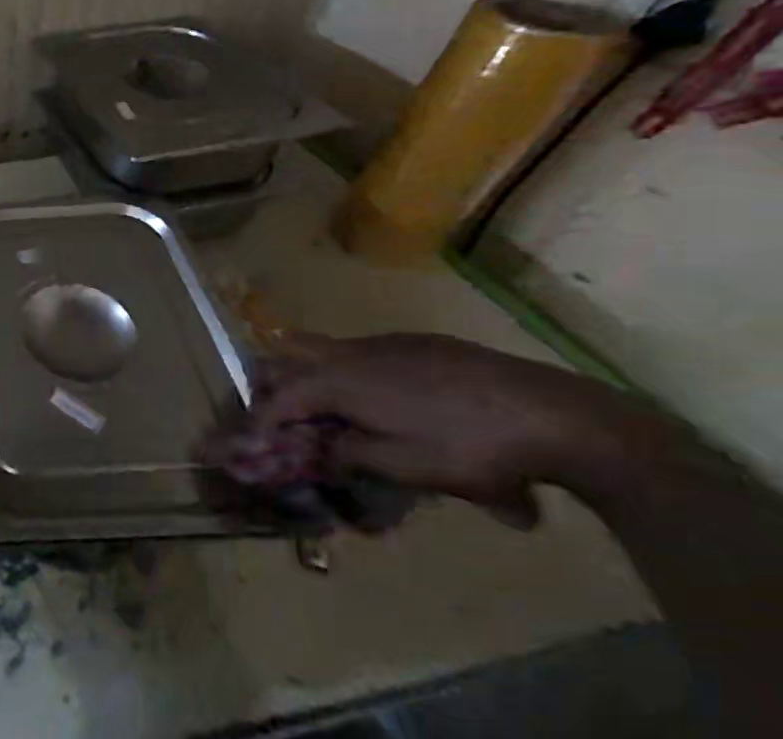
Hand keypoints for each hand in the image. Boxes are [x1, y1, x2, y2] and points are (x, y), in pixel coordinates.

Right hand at [243, 332, 665, 524]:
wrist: (558, 416)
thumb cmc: (468, 447)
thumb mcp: (402, 467)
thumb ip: (347, 456)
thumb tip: (319, 451)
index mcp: (338, 382)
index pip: (278, 398)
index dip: (260, 421)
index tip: (253, 442)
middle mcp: (351, 354)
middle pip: (288, 353)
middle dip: (273, 382)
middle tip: (280, 415)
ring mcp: (388, 343)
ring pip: (326, 348)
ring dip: (313, 376)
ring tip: (329, 411)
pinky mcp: (422, 343)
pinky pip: (364, 351)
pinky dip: (352, 372)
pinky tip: (387, 402)